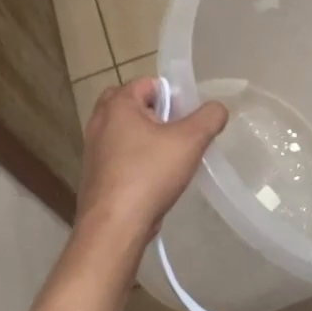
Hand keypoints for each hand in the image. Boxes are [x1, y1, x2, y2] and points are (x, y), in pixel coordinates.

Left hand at [76, 77, 228, 242]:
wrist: (115, 227)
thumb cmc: (150, 174)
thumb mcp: (190, 140)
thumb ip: (210, 117)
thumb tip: (217, 109)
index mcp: (118, 105)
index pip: (149, 83)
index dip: (173, 96)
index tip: (189, 117)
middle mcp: (100, 122)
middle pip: (134, 105)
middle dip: (158, 115)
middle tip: (178, 133)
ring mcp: (94, 150)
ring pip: (127, 132)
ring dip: (148, 138)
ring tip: (171, 157)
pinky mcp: (96, 174)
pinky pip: (121, 155)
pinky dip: (137, 159)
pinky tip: (156, 178)